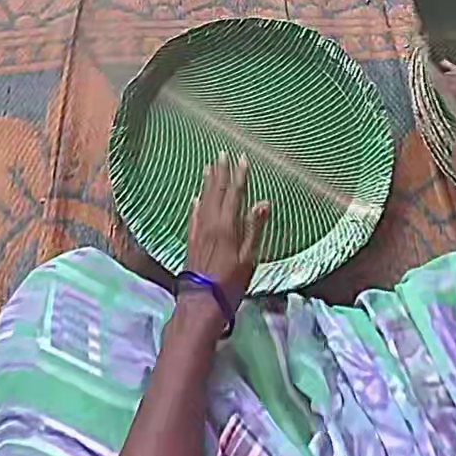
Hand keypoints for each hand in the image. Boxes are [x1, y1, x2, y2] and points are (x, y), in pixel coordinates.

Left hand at [186, 151, 270, 306]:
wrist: (201, 301)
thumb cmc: (230, 282)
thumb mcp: (249, 257)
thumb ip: (254, 228)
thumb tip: (263, 202)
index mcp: (227, 226)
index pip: (234, 194)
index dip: (239, 176)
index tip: (242, 159)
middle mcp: (211, 223)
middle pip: (217, 193)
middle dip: (221, 172)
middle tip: (222, 154)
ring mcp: (199, 231)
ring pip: (204, 200)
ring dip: (208, 183)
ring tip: (209, 166)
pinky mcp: (191, 240)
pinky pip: (194, 215)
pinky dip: (196, 203)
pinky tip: (196, 198)